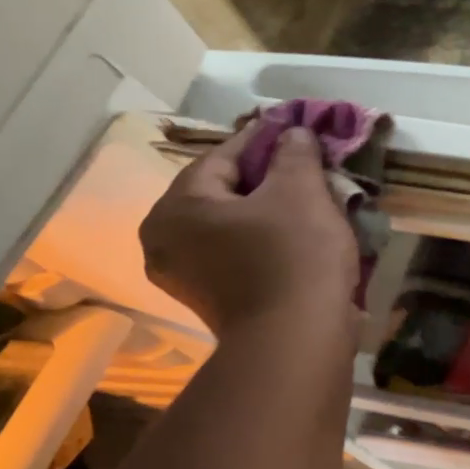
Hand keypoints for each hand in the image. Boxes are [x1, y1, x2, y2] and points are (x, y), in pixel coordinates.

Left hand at [140, 124, 359, 335]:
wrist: (297, 338)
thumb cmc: (295, 256)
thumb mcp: (302, 192)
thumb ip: (294, 154)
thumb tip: (292, 132)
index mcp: (176, 206)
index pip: (222, 156)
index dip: (265, 140)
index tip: (297, 130)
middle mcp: (163, 238)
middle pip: (220, 192)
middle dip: (264, 178)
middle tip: (306, 169)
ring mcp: (181, 275)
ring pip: (227, 224)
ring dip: (264, 210)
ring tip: (306, 203)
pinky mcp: (207, 299)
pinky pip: (232, 253)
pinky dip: (260, 239)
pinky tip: (294, 238)